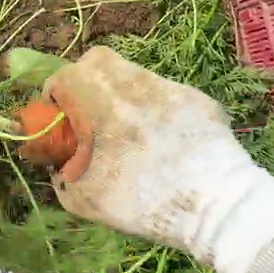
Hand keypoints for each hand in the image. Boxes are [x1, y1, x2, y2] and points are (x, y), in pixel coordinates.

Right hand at [40, 47, 273, 272]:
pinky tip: (168, 145)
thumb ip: (60, 174)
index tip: (63, 125)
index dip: (55, 101)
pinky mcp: (198, 99)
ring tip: (132, 135)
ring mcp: (168, 86)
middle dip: (86, 84)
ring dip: (123, 96)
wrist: (218, 209)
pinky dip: (158, 112)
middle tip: (91, 118)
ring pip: (132, 76)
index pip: (60, 79)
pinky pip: (166, 97)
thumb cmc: (143, 202)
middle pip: (95, 63)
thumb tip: (58, 164)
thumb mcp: (83, 199)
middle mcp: (130, 80)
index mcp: (96, 98)